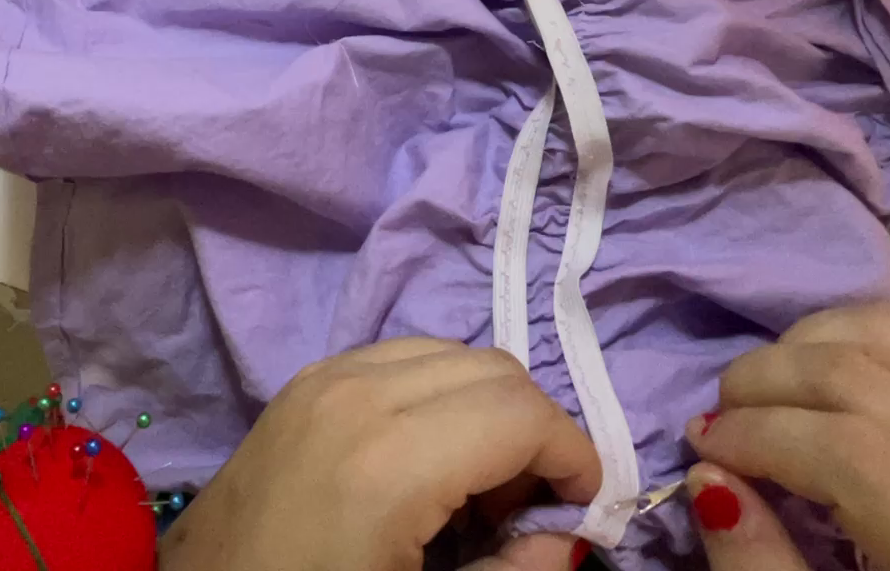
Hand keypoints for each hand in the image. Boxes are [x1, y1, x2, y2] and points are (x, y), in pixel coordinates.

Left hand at [159, 338, 601, 570]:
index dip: (573, 454)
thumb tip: (572, 538)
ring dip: (484, 404)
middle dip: (531, 428)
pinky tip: (422, 453)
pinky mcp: (306, 378)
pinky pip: (400, 356)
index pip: (520, 411)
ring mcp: (325, 374)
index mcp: (389, 458)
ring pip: (449, 350)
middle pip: (492, 367)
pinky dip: (437, 390)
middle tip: (525, 506)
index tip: (583, 507)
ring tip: (473, 481)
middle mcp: (358, 390)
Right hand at [682, 304, 889, 570]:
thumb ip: (758, 566)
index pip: (855, 451)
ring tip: (765, 391)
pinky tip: (813, 365)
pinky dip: (848, 329)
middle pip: (862, 377)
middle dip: (764, 382)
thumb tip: (707, 472)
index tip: (703, 454)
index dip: (762, 435)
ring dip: (801, 344)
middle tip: (720, 422)